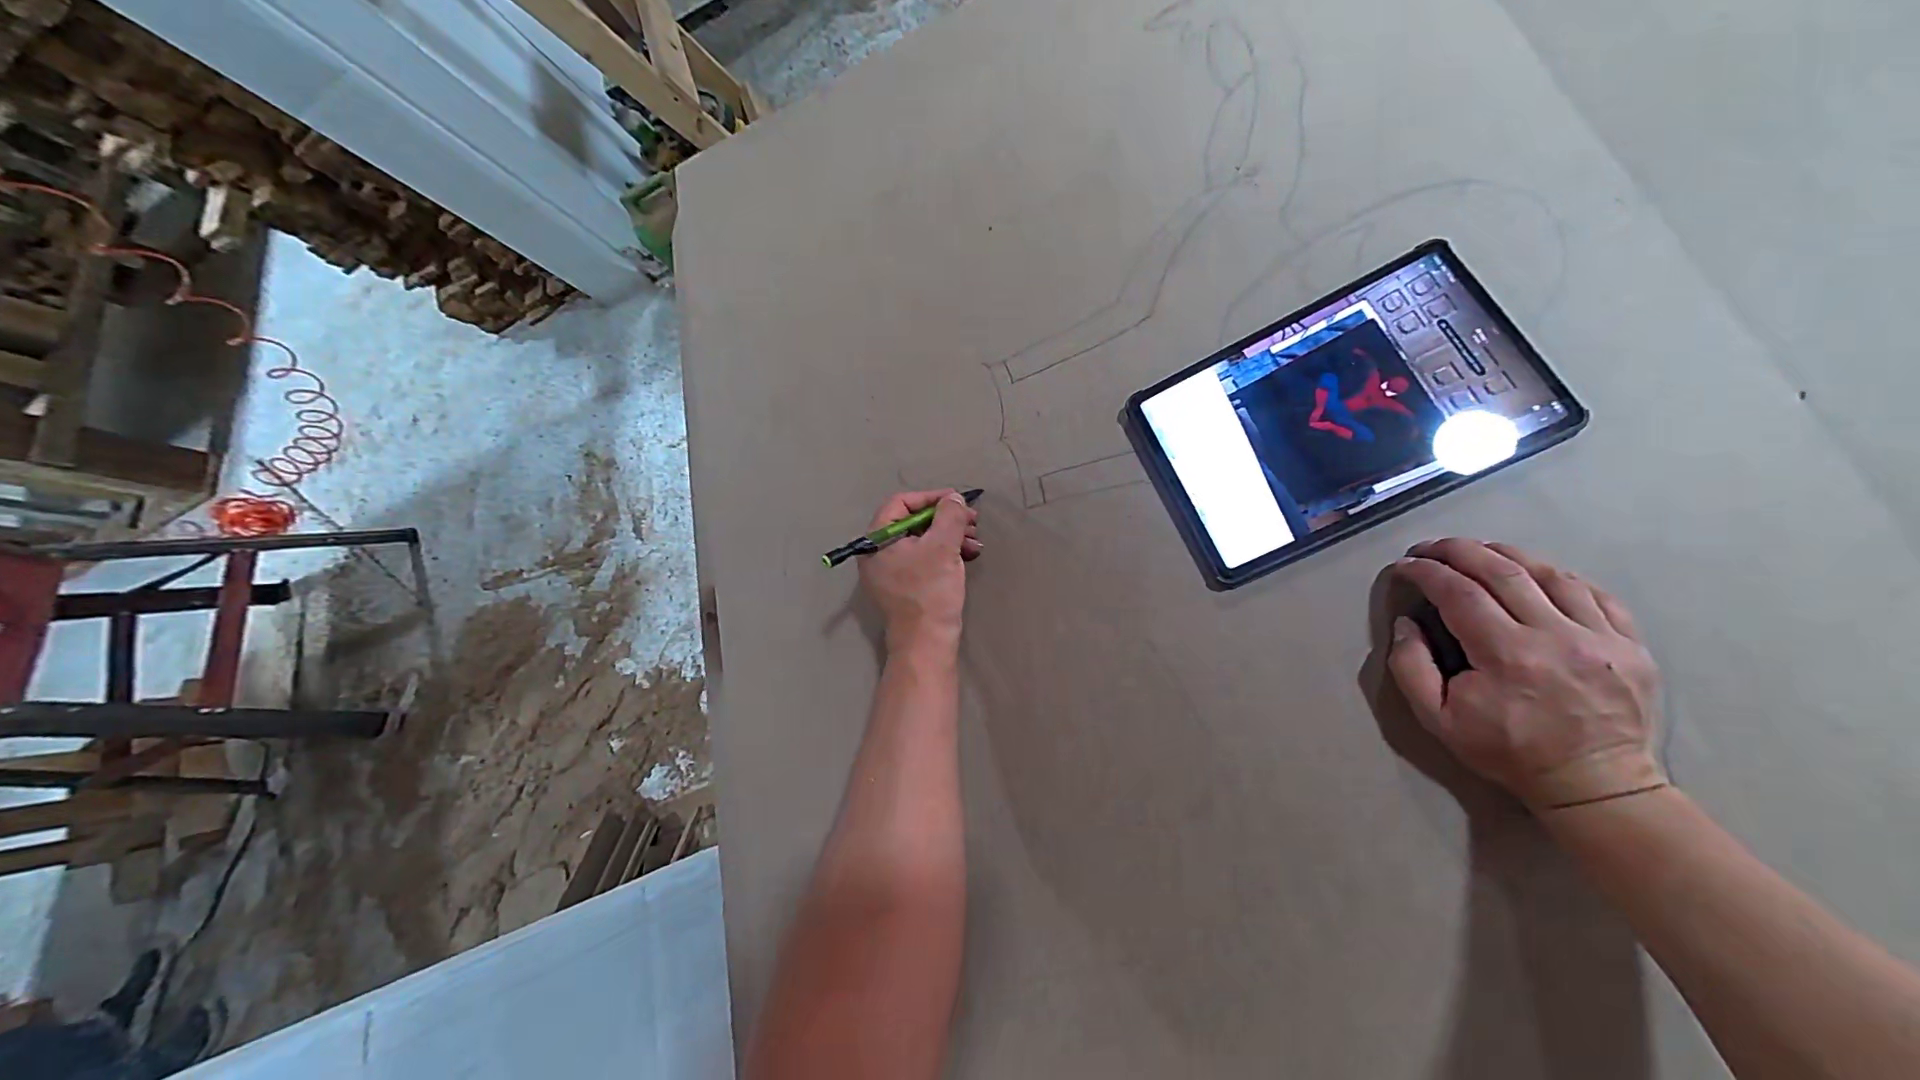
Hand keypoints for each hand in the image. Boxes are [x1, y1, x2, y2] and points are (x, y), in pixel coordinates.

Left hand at [858, 490, 981, 652]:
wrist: (927, 642)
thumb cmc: (929, 591)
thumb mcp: (942, 547)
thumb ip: (949, 515)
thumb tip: (954, 498)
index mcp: (876, 540)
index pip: (900, 503)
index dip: (930, 498)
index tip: (957, 501)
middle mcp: (879, 553)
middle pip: (913, 521)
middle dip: (945, 518)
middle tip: (972, 520)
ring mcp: (892, 571)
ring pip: (923, 540)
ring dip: (950, 535)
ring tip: (975, 540)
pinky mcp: (907, 586)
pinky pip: (925, 558)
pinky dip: (946, 553)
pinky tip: (969, 554)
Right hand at [1388, 539, 1666, 811]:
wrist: (1594, 784)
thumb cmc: (1506, 751)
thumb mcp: (1437, 719)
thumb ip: (1410, 667)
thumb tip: (1407, 623)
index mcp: (1506, 655)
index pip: (1459, 593)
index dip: (1426, 572)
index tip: (1405, 565)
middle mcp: (1556, 636)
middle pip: (1502, 571)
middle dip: (1458, 551)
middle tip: (1431, 547)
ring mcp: (1601, 638)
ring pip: (1549, 574)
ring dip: (1506, 555)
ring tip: (1478, 552)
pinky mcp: (1631, 645)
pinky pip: (1594, 593)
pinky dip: (1557, 576)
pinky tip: (1533, 576)